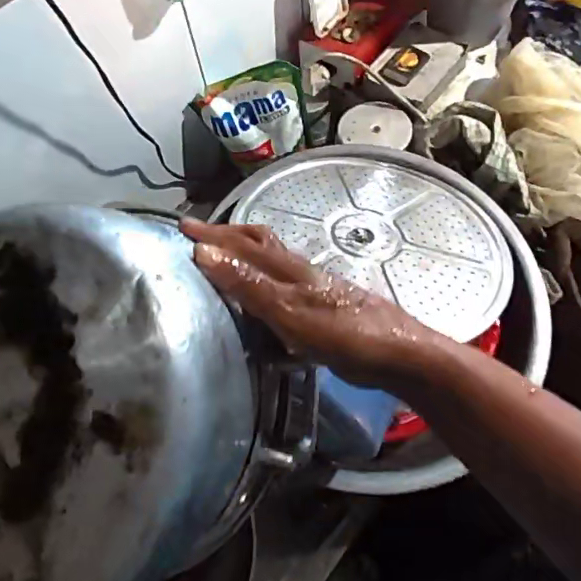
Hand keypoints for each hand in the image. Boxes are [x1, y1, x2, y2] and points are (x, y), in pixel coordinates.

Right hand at [180, 218, 448, 390]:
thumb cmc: (343, 331)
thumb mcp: (288, 309)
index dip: (213, 232)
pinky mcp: (320, 311)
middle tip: (198, 237)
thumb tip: (204, 252)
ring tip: (220, 264)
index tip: (182, 226)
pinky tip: (258, 306)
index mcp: (287, 267)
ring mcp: (311, 290)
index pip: (244, 241)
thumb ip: (247, 283)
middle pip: (258, 244)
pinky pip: (280, 289)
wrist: (397, 354)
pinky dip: (261, 286)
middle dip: (227, 236)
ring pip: (270, 264)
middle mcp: (297, 272)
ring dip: (243, 258)